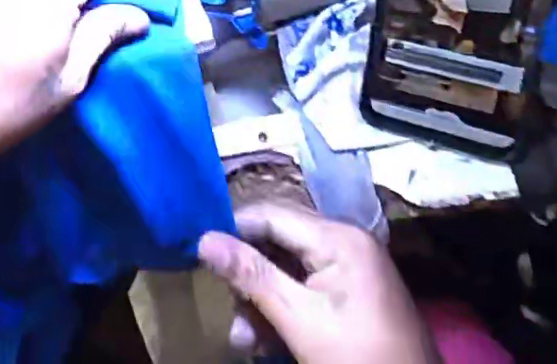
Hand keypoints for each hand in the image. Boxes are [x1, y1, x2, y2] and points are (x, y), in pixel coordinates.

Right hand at [198, 204, 436, 363]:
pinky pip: (307, 287)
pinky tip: (265, 341)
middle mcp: (346, 240)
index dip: (232, 230)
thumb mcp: (300, 322)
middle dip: (248, 276)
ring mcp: (354, 268)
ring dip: (262, 300)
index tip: (200, 253)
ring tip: (244, 340)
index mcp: (340, 237)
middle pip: (277, 242)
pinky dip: (285, 310)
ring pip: (288, 268)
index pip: (270, 215)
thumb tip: (202, 239)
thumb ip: (251, 275)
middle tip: (228, 311)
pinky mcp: (356, 294)